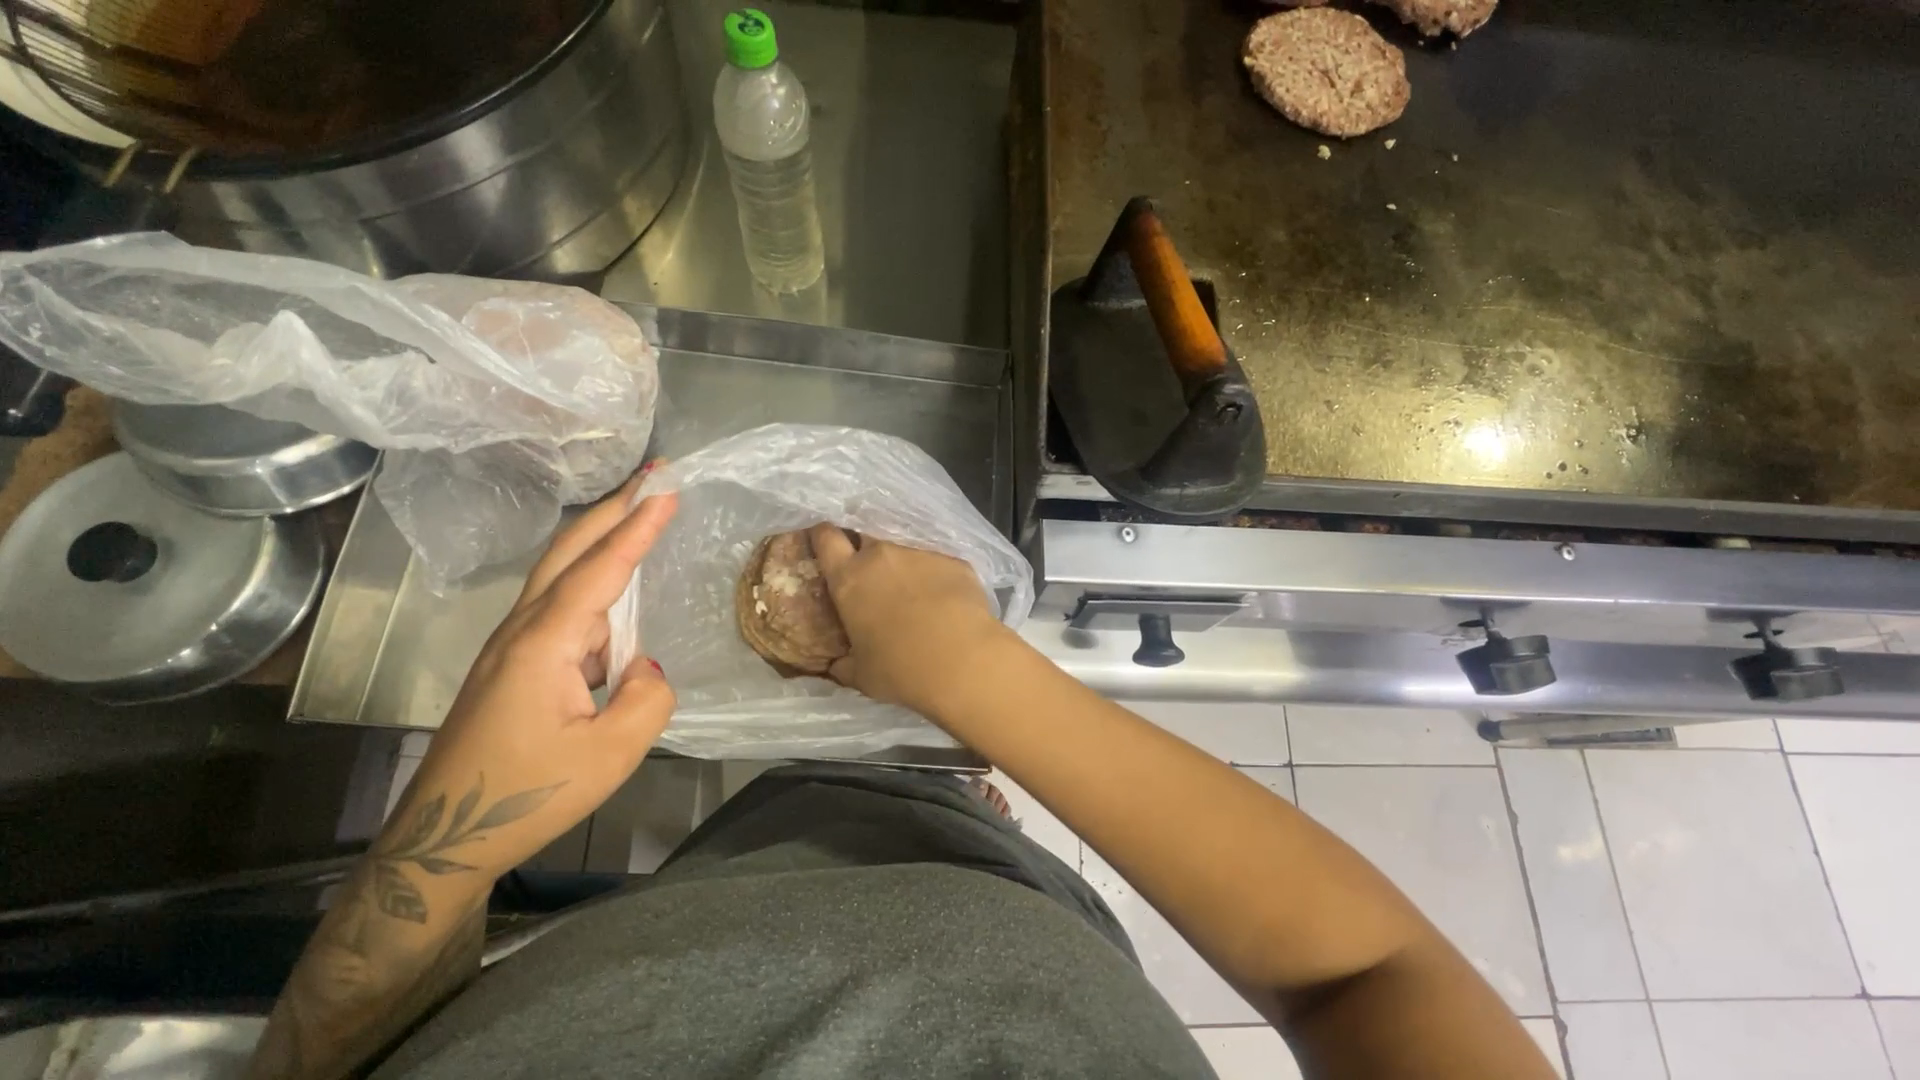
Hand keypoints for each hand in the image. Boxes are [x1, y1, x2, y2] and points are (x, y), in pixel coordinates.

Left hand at [389, 476, 679, 880]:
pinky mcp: (510, 665)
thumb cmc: (529, 793)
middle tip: (655, 478)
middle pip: (568, 551)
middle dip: (613, 509)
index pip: (600, 568)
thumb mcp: (611, 755)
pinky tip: (616, 599)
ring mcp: (510, 646)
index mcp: (545, 642)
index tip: (668, 486)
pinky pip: (557, 608)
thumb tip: (645, 664)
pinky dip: (592, 581)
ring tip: (642, 520)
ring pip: (559, 575)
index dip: (637, 526)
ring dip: (601, 540)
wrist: (444, 835)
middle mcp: (522, 630)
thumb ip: (649, 699)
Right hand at [807, 524, 1011, 717]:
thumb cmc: (899, 670)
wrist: (961, 663)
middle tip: (876, 590)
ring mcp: (922, 556)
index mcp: (850, 579)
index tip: (826, 546)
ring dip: (907, 575)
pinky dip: (939, 584)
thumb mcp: (860, 674)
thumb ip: (843, 664)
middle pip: (868, 543)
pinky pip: (939, 569)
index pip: (827, 539)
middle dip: (868, 560)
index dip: (824, 538)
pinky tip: (950, 611)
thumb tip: (837, 665)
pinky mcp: (956, 563)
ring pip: (907, 558)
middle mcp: (883, 557)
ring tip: (920, 607)